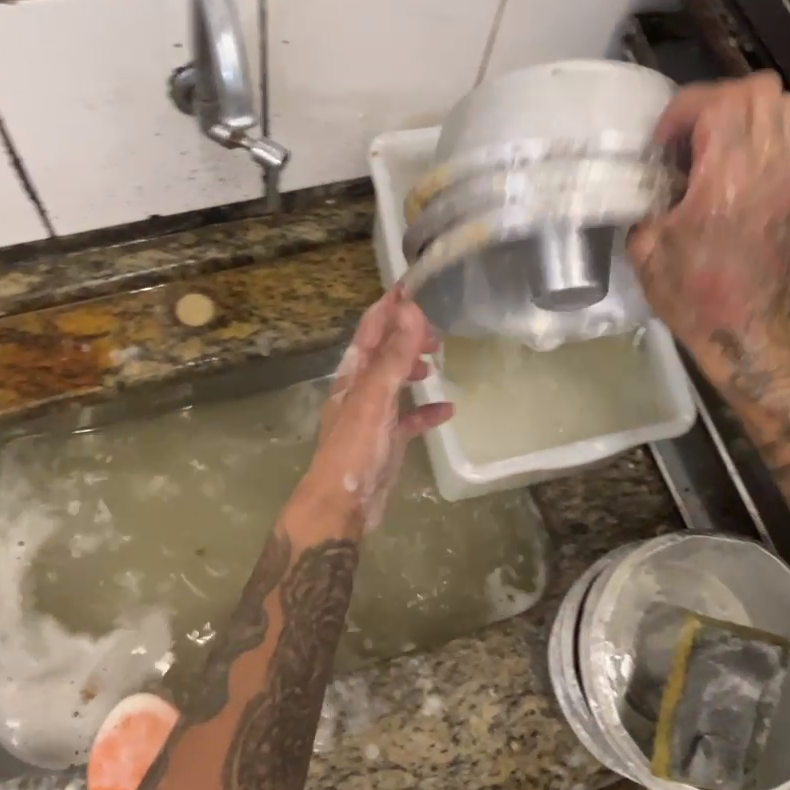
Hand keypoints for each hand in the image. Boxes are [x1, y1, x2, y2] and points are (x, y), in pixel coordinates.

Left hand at [291, 288, 452, 533]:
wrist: (342, 505)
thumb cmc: (354, 449)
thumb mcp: (375, 398)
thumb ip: (393, 356)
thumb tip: (410, 309)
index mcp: (353, 374)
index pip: (371, 328)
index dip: (391, 305)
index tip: (413, 283)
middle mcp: (361, 389)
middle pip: (385, 351)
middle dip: (408, 334)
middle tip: (439, 328)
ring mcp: (373, 416)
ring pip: (396, 381)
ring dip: (414, 366)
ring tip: (439, 359)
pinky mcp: (385, 441)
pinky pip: (408, 418)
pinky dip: (426, 411)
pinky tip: (448, 410)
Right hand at [628, 72, 789, 374]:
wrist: (744, 330)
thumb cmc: (690, 295)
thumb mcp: (646, 250)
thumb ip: (645, 202)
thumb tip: (646, 180)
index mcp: (724, 183)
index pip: (719, 104)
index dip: (683, 110)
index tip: (661, 143)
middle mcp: (765, 170)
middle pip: (760, 90)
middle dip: (716, 99)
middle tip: (688, 133)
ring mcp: (789, 178)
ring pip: (782, 104)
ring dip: (743, 111)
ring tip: (712, 141)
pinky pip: (785, 135)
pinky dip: (757, 134)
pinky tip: (728, 166)